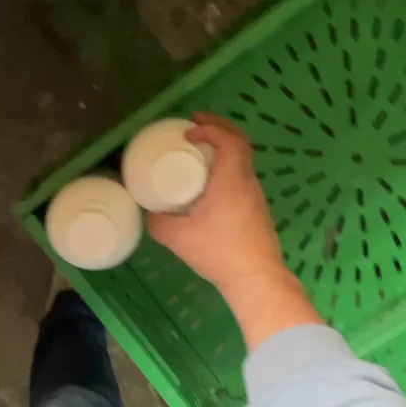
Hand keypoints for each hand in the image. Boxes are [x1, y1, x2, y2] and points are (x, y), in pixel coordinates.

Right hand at [147, 113, 322, 344]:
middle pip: (240, 144)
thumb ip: (158, 223)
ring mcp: (256, 197)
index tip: (189, 131)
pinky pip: (242, 179)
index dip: (211, 129)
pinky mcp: (257, 211)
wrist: (256, 278)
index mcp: (230, 181)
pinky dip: (226, 170)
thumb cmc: (219, 253)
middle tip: (196, 128)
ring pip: (242, 162)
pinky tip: (210, 185)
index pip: (229, 140)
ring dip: (224, 151)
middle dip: (219, 130)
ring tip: (200, 154)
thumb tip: (148, 214)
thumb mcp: (178, 238)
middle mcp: (247, 183)